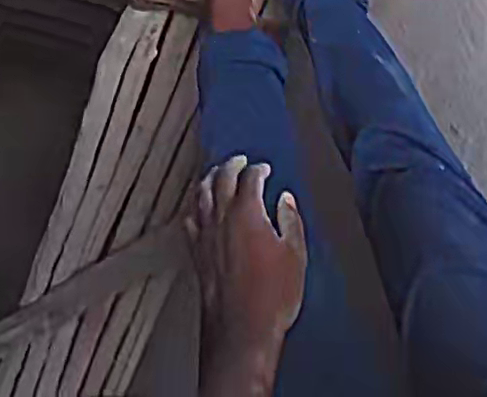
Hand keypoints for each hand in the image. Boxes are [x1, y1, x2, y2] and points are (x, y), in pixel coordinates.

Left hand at [190, 156, 306, 396]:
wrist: (241, 328)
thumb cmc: (272, 296)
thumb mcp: (295, 257)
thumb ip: (291, 222)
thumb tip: (285, 200)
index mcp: (247, 211)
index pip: (250, 178)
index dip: (258, 169)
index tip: (264, 168)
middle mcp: (221, 214)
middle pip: (222, 177)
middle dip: (232, 164)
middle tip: (240, 160)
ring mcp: (205, 230)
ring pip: (201, 192)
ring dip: (210, 178)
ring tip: (216, 173)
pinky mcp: (195, 248)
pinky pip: (191, 216)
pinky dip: (196, 205)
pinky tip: (198, 206)